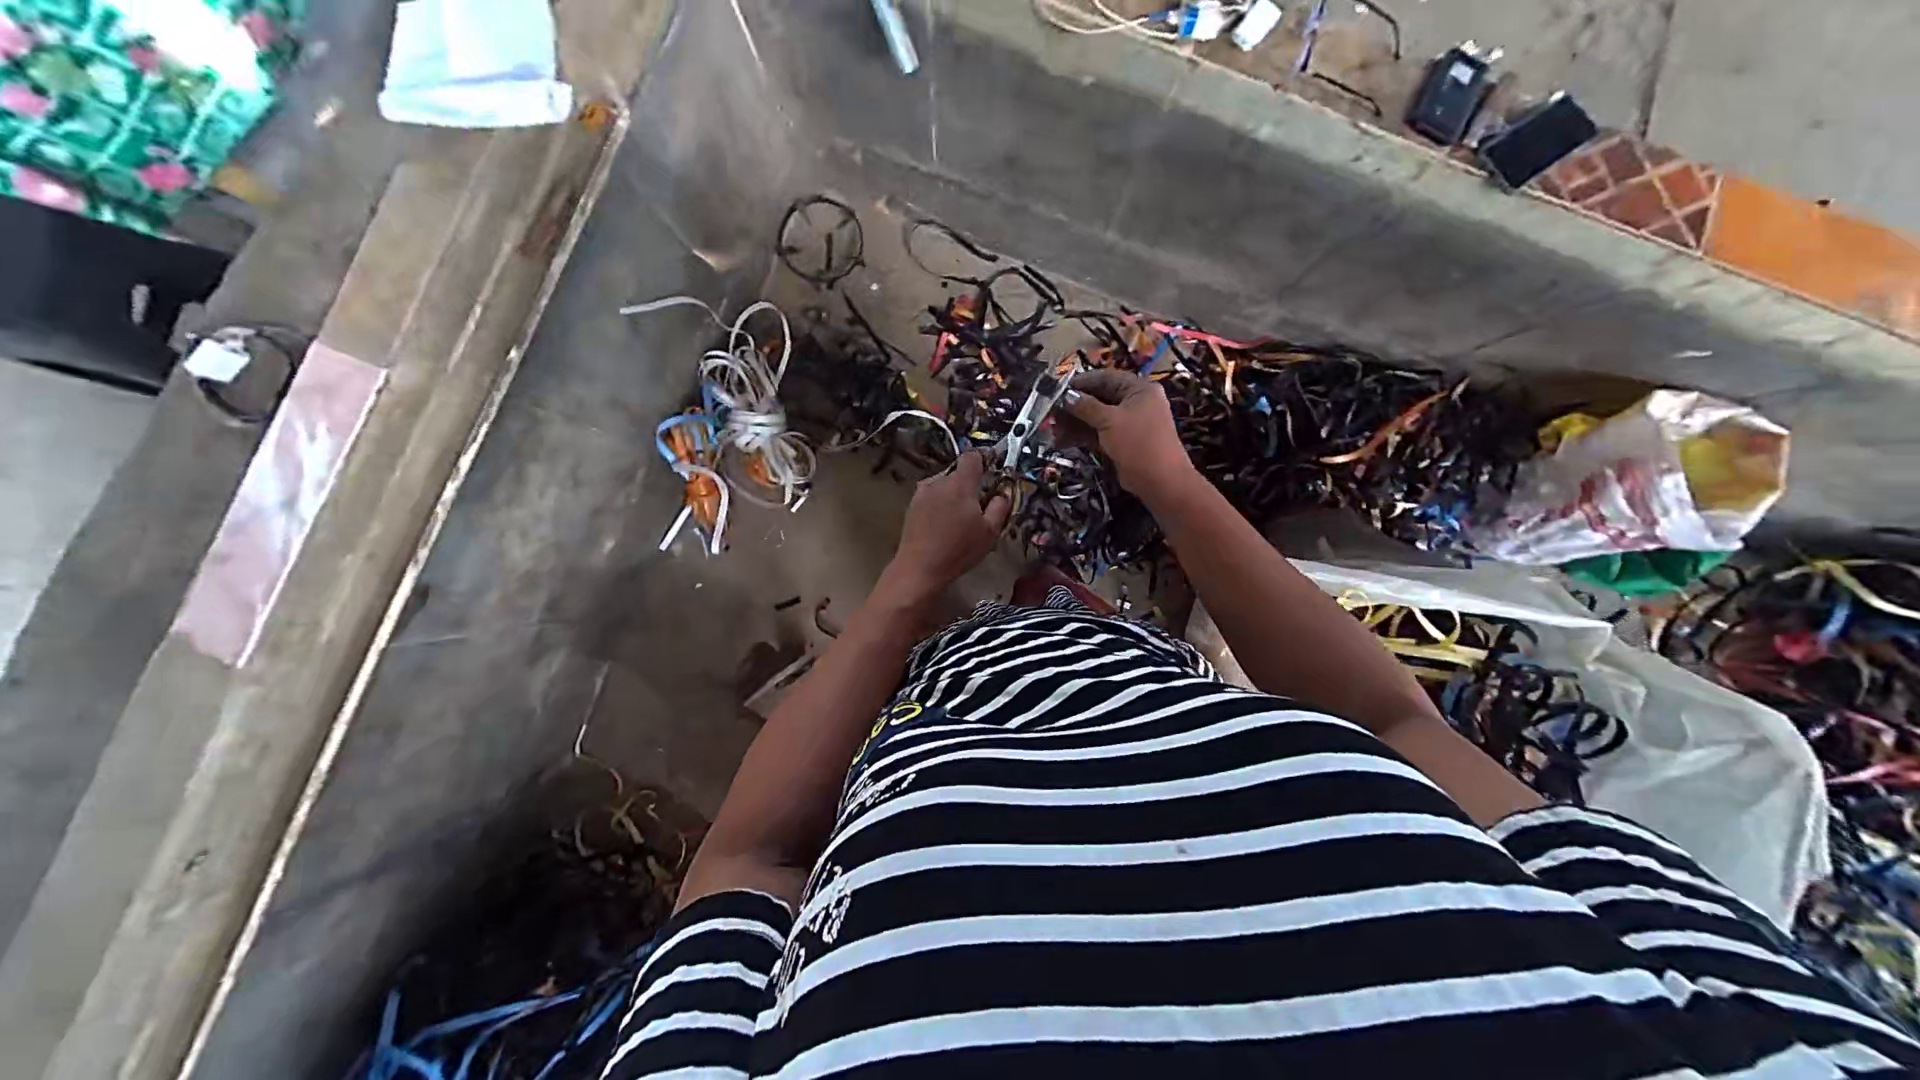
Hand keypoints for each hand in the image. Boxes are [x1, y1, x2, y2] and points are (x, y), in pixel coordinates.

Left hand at [883, 450, 1011, 600]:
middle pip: (958, 473)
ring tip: (960, 519)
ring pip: (944, 485)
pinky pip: (932, 497)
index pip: (972, 457)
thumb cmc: (959, 549)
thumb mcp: (990, 531)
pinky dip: (940, 504)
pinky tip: (943, 525)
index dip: (984, 459)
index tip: (992, 469)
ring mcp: (922, 493)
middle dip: (970, 484)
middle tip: (980, 506)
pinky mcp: (912, 506)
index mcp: (960, 484)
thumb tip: (1003, 491)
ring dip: (954, 495)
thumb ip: (1001, 505)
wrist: (919, 567)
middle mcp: (938, 482)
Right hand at [1063, 369, 1198, 500]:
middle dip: (1073, 407)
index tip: (1057, 389)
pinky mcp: (1120, 442)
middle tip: (1050, 414)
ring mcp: (1127, 423)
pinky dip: (1081, 436)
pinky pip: (1097, 433)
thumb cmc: (1139, 443)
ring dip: (1073, 423)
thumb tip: (1065, 396)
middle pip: (1098, 399)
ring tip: (1053, 432)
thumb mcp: (1110, 421)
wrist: (1160, 481)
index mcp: (1138, 389)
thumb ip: (1086, 406)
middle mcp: (1133, 403)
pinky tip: (1061, 441)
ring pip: (1095, 418)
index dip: (1080, 383)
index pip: (1105, 378)